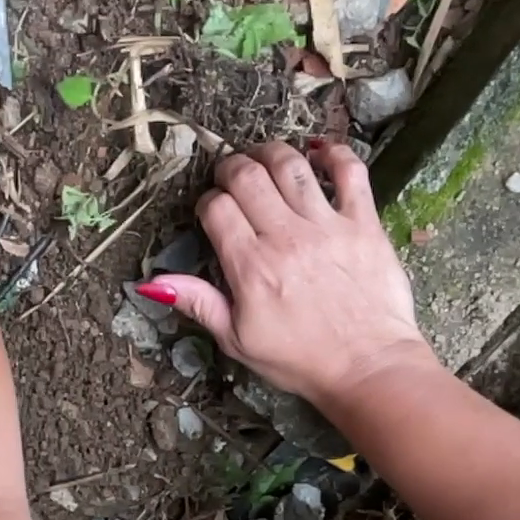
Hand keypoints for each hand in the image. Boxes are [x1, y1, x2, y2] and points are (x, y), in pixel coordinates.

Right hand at [139, 142, 437, 407]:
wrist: (365, 366)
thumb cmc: (298, 359)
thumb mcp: (236, 341)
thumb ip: (198, 303)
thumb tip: (153, 283)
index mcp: (250, 267)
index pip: (217, 208)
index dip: (207, 202)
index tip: (210, 210)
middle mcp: (285, 238)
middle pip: (249, 176)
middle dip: (232, 168)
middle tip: (230, 176)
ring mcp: (327, 226)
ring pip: (291, 166)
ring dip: (272, 153)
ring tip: (264, 158)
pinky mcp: (363, 223)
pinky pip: (350, 171)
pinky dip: (333, 153)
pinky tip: (319, 153)